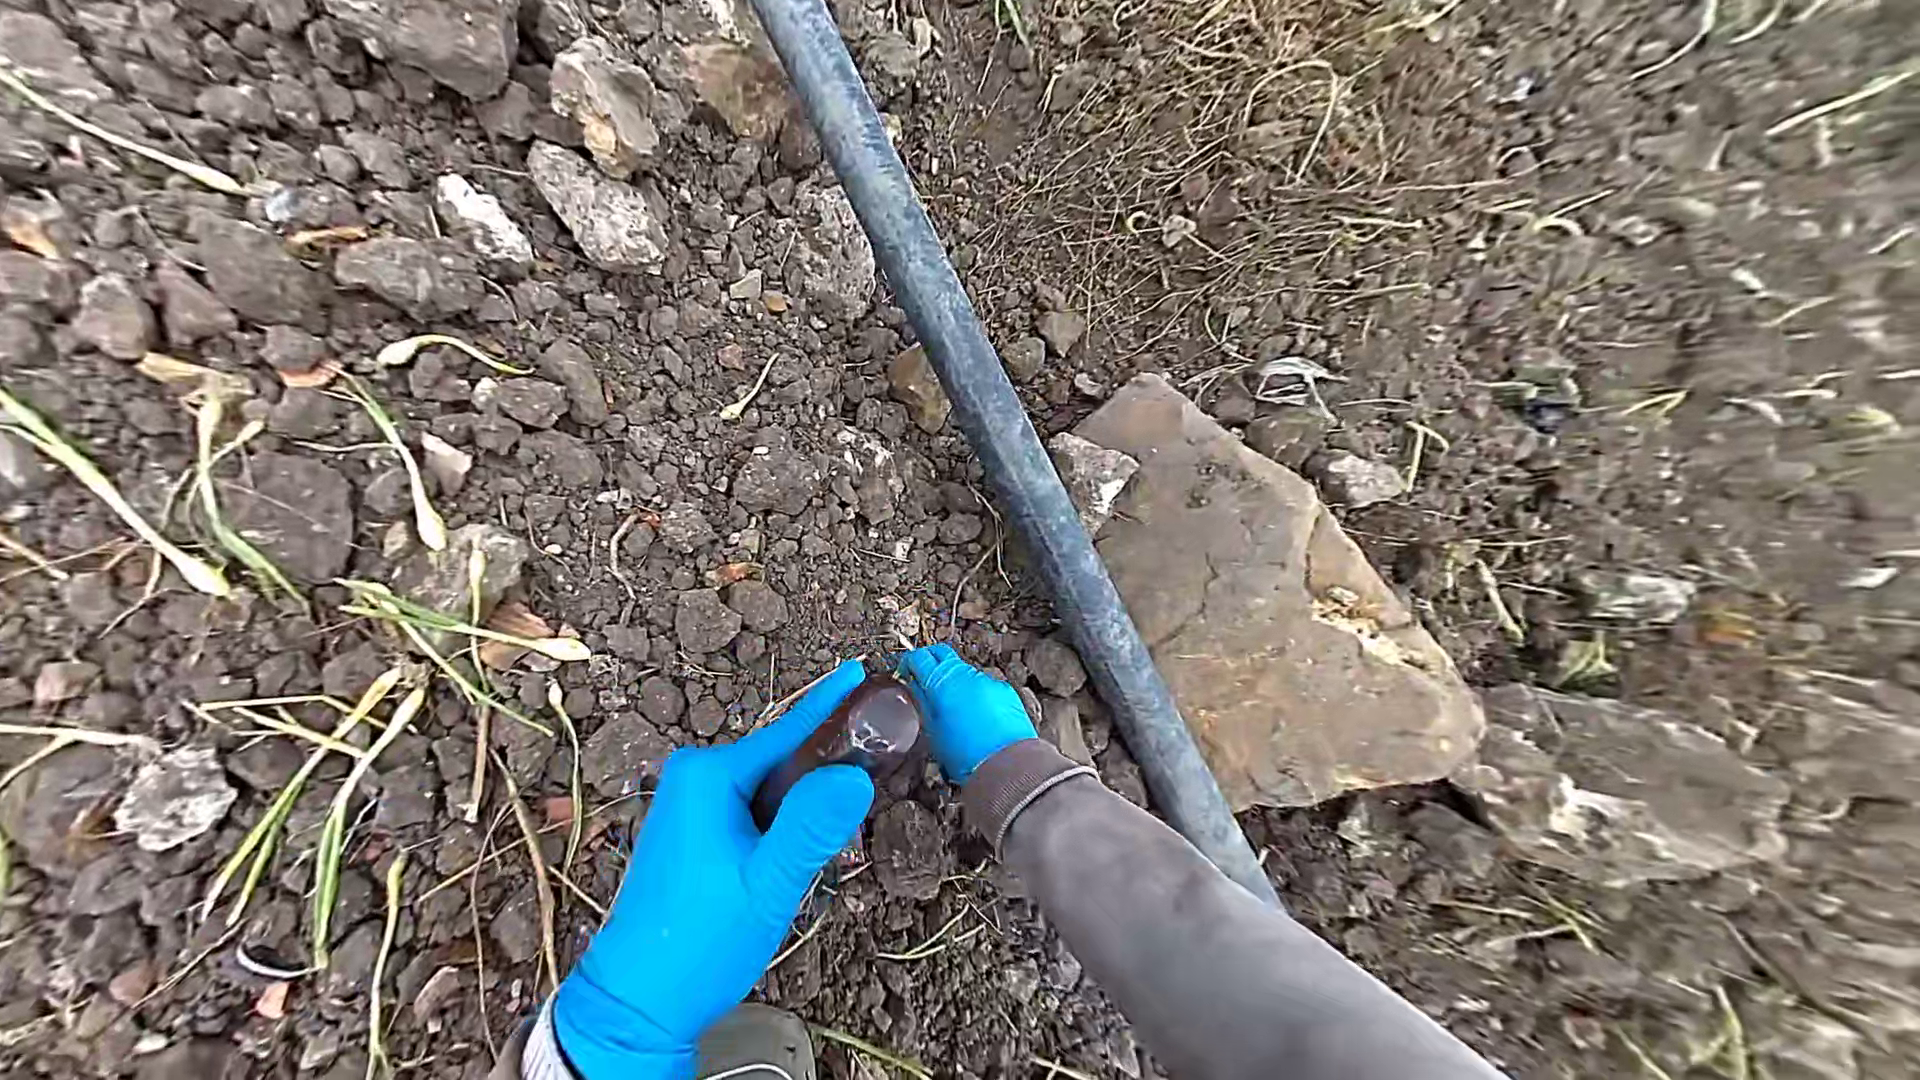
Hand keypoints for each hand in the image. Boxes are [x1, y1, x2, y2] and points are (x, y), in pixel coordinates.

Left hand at [553, 660, 874, 1079]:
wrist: (636, 1006)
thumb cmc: (700, 942)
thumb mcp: (766, 883)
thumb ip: (810, 827)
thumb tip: (857, 775)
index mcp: (710, 774)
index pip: (788, 729)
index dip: (830, 702)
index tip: (859, 669)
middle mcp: (697, 775)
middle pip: (783, 758)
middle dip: (822, 773)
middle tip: (862, 792)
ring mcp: (694, 800)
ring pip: (772, 785)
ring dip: (804, 803)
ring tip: (826, 840)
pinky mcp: (696, 825)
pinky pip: (755, 804)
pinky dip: (783, 818)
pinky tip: (795, 850)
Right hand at [898, 644, 1036, 783]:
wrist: (1006, 764)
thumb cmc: (967, 755)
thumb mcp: (933, 730)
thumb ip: (922, 702)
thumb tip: (915, 687)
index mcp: (941, 682)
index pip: (919, 657)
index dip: (910, 662)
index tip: (907, 670)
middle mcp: (965, 674)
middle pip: (942, 654)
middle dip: (931, 661)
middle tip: (924, 677)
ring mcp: (986, 680)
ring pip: (964, 671)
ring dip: (955, 681)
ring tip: (951, 705)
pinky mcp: (1003, 690)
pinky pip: (984, 684)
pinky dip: (976, 693)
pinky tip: (975, 714)